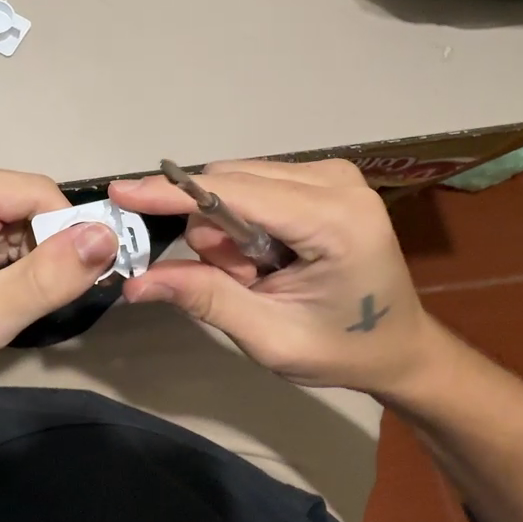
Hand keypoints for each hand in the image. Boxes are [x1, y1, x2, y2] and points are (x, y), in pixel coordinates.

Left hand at [0, 161, 118, 385]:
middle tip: (38, 295)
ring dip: (35, 258)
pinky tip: (5, 288)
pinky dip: (20, 261)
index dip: (66, 236)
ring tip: (15, 295)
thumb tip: (106, 237)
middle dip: (49, 248)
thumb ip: (49, 276)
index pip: (40, 194)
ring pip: (28, 219)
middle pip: (35, 203)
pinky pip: (12, 230)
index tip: (69, 281)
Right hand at [106, 159, 436, 393]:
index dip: (173, 192)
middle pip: (230, 180)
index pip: (235, 192)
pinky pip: (251, 181)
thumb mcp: (271, 338)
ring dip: (225, 226)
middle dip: (211, 229)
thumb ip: (205, 299)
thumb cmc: (343, 348)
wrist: (402, 347)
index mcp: (336, 221)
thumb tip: (135, 283)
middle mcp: (337, 181)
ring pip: (236, 178)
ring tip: (256, 273)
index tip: (120, 192)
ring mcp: (333, 172)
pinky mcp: (324, 174)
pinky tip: (265, 253)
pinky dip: (240, 217)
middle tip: (237, 279)